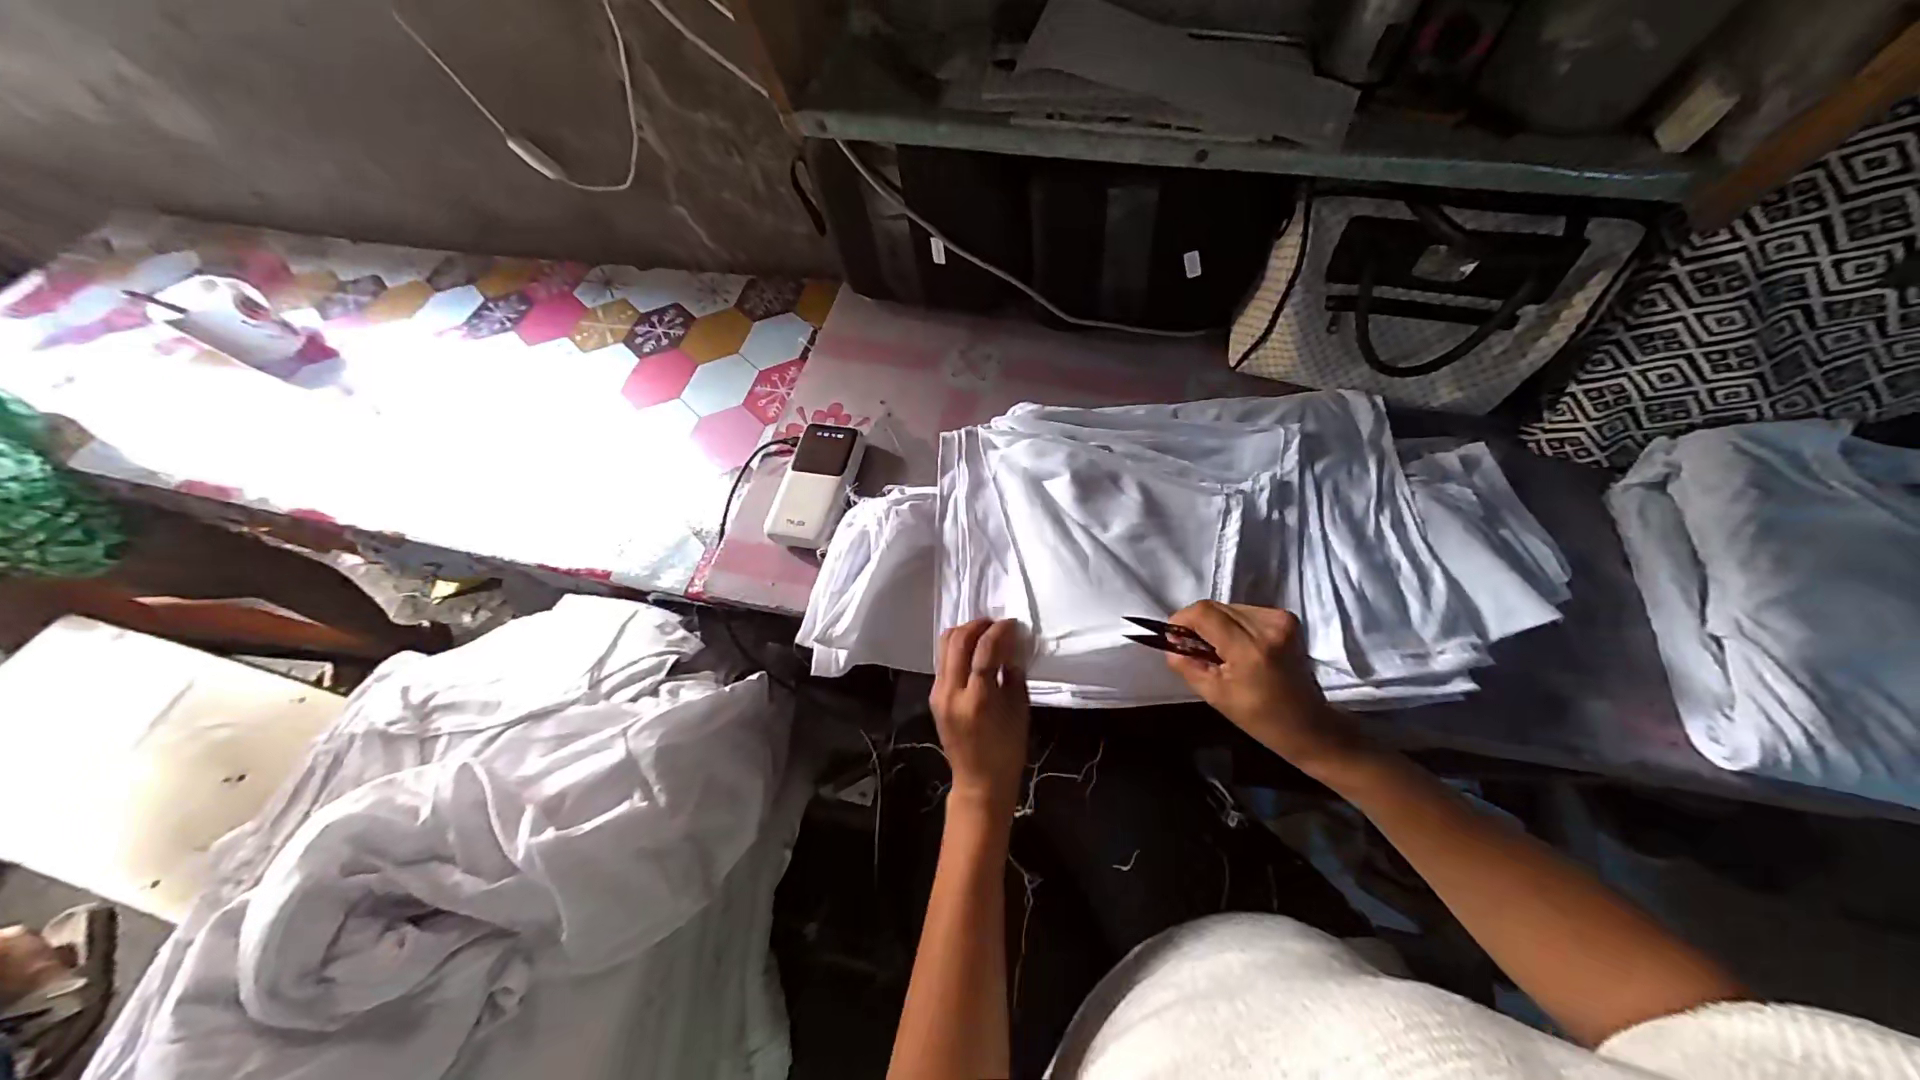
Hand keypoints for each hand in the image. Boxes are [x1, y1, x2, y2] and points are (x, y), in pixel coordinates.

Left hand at [930, 618, 1031, 811]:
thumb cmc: (1007, 751)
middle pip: (957, 641)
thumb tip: (1010, 647)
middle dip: (977, 625)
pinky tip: (975, 652)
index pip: (984, 651)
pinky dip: (958, 649)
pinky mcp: (933, 697)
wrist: (979, 782)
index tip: (1011, 623)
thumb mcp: (1019, 711)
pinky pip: (943, 662)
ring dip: (964, 633)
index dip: (998, 632)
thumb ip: (1013, 675)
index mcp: (977, 700)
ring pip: (944, 647)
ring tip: (985, 632)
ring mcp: (938, 694)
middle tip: (996, 624)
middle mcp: (951, 693)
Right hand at [1162, 601, 1366, 769]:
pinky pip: (1245, 611)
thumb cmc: (1259, 717)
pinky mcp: (1287, 619)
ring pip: (1228, 607)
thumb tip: (1170, 641)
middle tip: (1193, 648)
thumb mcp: (1213, 694)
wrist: (1308, 724)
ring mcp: (1281, 620)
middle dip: (1197, 624)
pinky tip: (1237, 646)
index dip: (1181, 620)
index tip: (1173, 637)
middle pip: (1215, 606)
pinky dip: (1233, 624)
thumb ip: (1186, 663)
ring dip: (1215, 624)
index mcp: (1249, 648)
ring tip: (1218, 650)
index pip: (1204, 613)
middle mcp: (1268, 626)